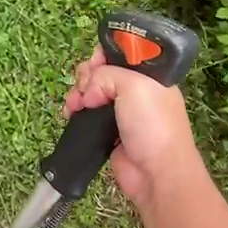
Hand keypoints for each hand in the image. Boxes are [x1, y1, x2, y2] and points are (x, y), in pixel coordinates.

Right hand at [64, 45, 205, 209]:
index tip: (94, 63)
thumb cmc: (152, 125)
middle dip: (87, 74)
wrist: (157, 174)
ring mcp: (121, 111)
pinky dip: (75, 109)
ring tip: (75, 104)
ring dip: (77, 92)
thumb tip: (88, 92)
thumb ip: (105, 75)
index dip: (104, 54)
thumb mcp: (134, 85)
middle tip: (86, 87)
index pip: (122, 53)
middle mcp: (136, 91)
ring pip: (90, 89)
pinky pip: (86, 111)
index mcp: (150, 77)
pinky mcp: (107, 129)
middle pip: (101, 70)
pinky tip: (71, 113)